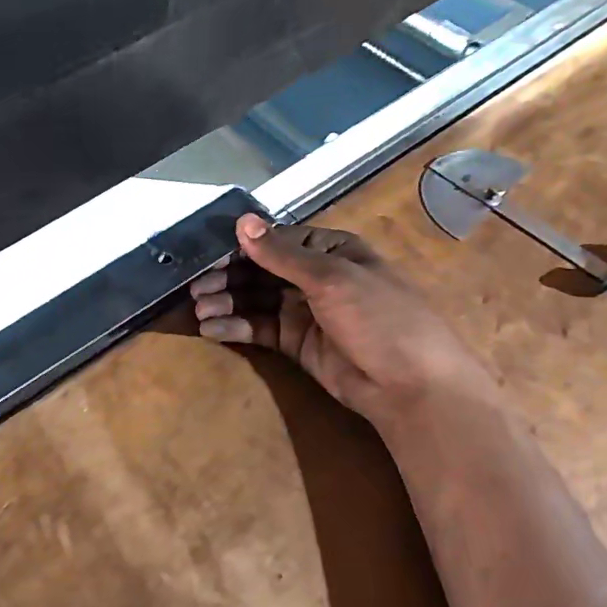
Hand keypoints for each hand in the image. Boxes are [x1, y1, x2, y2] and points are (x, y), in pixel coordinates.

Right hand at [190, 214, 499, 425]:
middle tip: (197, 288)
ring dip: (229, 303)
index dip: (244, 246)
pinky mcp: (298, 343)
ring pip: (259, 300)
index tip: (209, 254)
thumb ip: (283, 253)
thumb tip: (243, 222)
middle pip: (264, 270)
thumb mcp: (331, 278)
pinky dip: (238, 327)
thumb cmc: (378, 316)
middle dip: (230, 277)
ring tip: (201, 311)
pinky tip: (214, 329)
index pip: (278, 240)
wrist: (410, 384)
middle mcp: (317, 277)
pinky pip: (262, 329)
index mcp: (332, 250)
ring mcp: (307, 311)